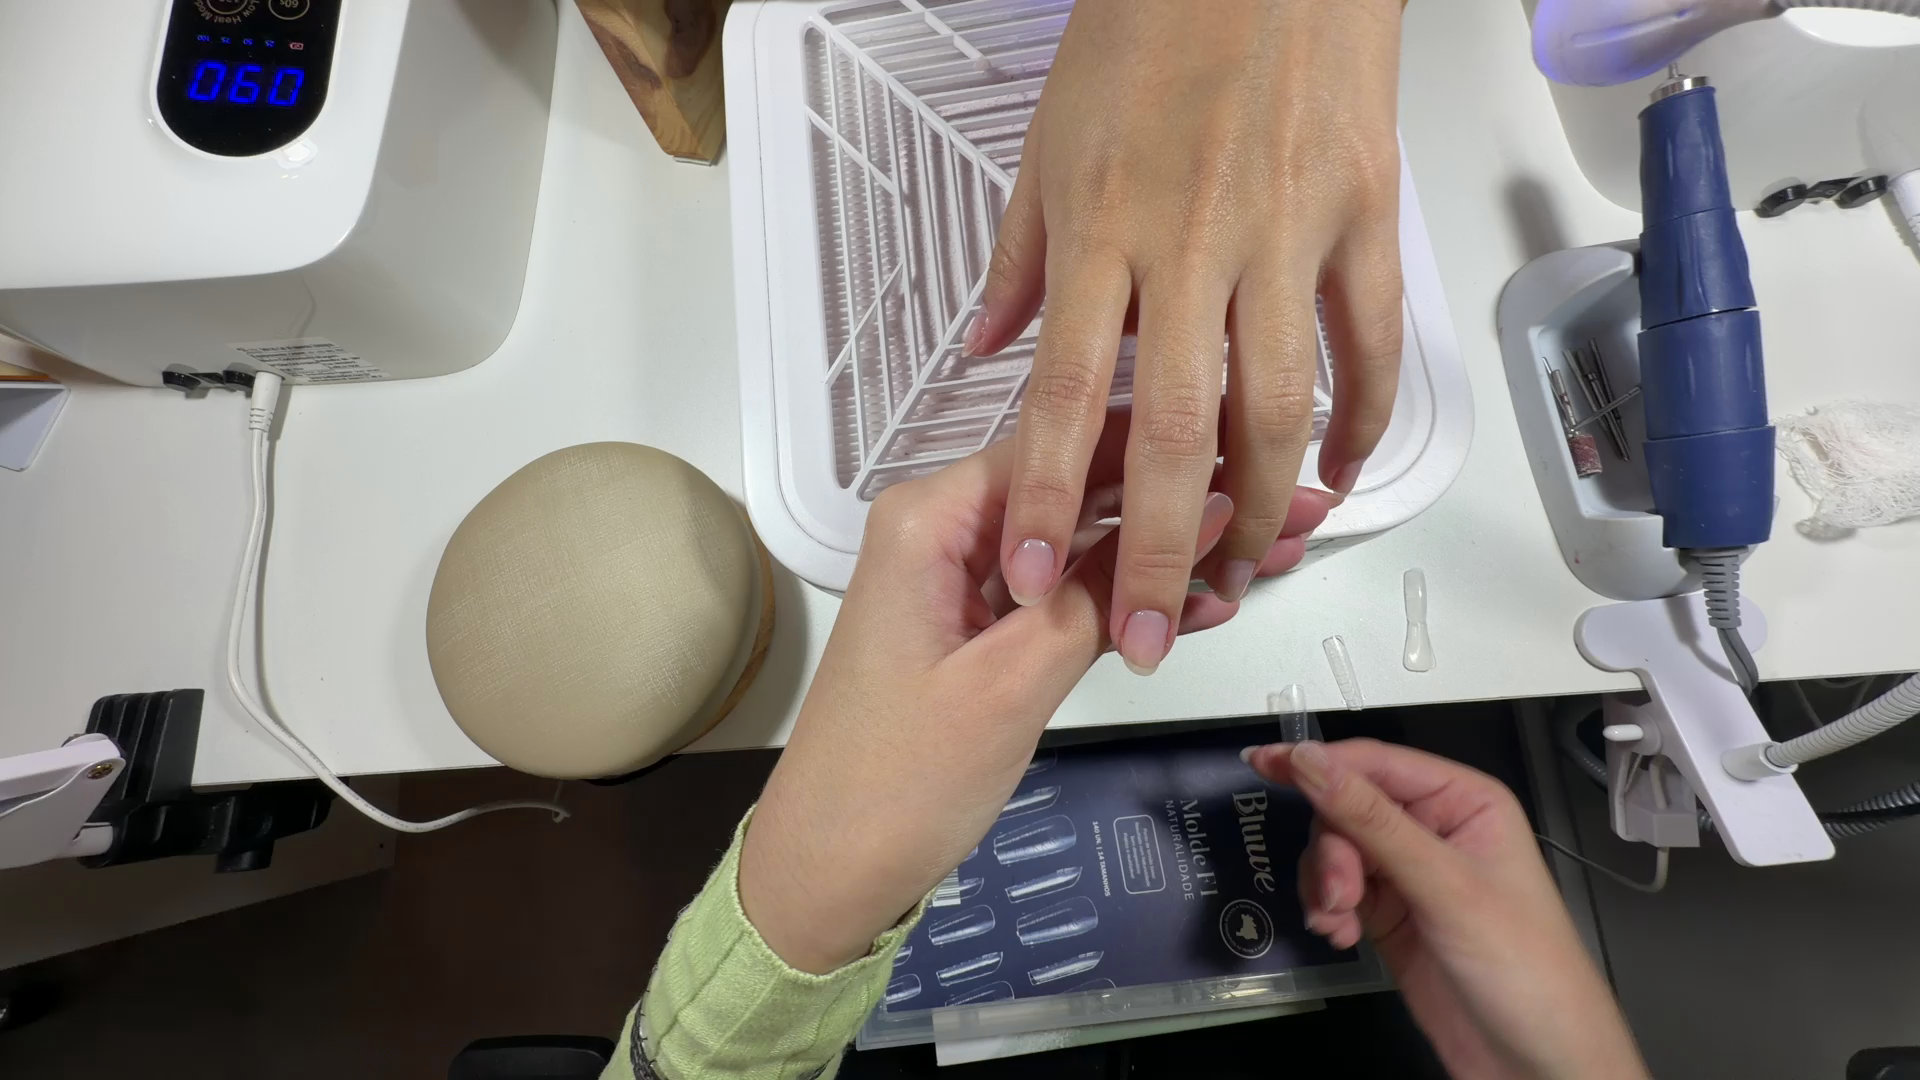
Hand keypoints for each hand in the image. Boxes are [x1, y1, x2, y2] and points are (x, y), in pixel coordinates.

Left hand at [739, 413, 1334, 974]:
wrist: (831, 871)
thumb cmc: (901, 779)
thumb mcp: (1012, 679)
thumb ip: (1104, 591)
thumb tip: (1201, 510)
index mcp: (933, 516)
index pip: (1061, 447)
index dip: (1162, 447)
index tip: (1258, 450)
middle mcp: (948, 531)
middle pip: (1080, 496)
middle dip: (1183, 505)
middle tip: (1290, 514)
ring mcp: (969, 582)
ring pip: (1084, 550)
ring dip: (1168, 558)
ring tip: (1271, 554)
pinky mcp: (985, 629)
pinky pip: (1065, 599)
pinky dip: (1127, 606)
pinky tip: (1204, 606)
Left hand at [975, 0, 1406, 674]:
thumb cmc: (1142, 35)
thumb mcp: (1047, 153)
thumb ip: (1015, 268)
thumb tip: (984, 355)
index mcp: (1102, 235)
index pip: (1064, 397)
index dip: (1046, 498)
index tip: (1034, 577)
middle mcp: (1192, 249)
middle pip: (1174, 432)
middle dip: (1157, 548)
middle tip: (1144, 632)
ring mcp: (1287, 237)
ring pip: (1279, 406)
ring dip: (1260, 510)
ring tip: (1237, 578)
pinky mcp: (1363, 218)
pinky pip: (1371, 343)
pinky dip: (1364, 421)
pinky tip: (1338, 477)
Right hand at [1243, 740, 1649, 1079]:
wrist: (1540, 1075)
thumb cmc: (1523, 972)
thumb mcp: (1445, 888)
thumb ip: (1370, 819)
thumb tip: (1306, 756)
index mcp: (1460, 800)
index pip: (1373, 763)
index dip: (1318, 762)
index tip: (1263, 763)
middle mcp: (1428, 824)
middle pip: (1343, 805)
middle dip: (1331, 849)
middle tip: (1338, 892)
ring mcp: (1403, 866)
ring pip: (1331, 844)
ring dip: (1326, 881)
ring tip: (1338, 921)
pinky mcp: (1382, 906)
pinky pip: (1331, 882)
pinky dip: (1325, 904)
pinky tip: (1338, 933)